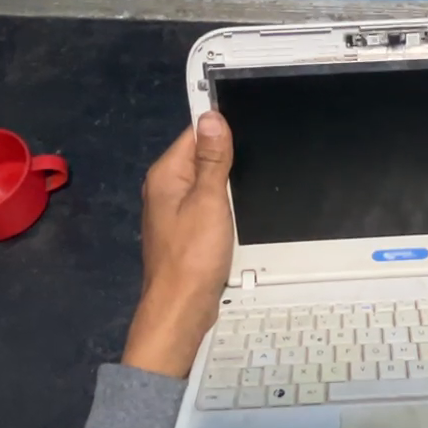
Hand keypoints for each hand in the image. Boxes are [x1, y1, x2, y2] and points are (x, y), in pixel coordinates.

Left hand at [125, 111, 235, 377]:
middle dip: (228, 153)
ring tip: (256, 176)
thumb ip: (212, 159)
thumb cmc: (194, 255)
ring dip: (228, 178)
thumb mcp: (209, 200)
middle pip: (201, 156)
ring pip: (206, 180)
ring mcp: (175, 209)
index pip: (195, 134)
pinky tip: (242, 204)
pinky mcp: (186, 229)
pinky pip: (208, 201)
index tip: (251, 122)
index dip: (221, 127)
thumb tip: (211, 118)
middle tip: (262, 152)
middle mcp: (165, 188)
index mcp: (166, 175)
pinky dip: (225, 199)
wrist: (182, 309)